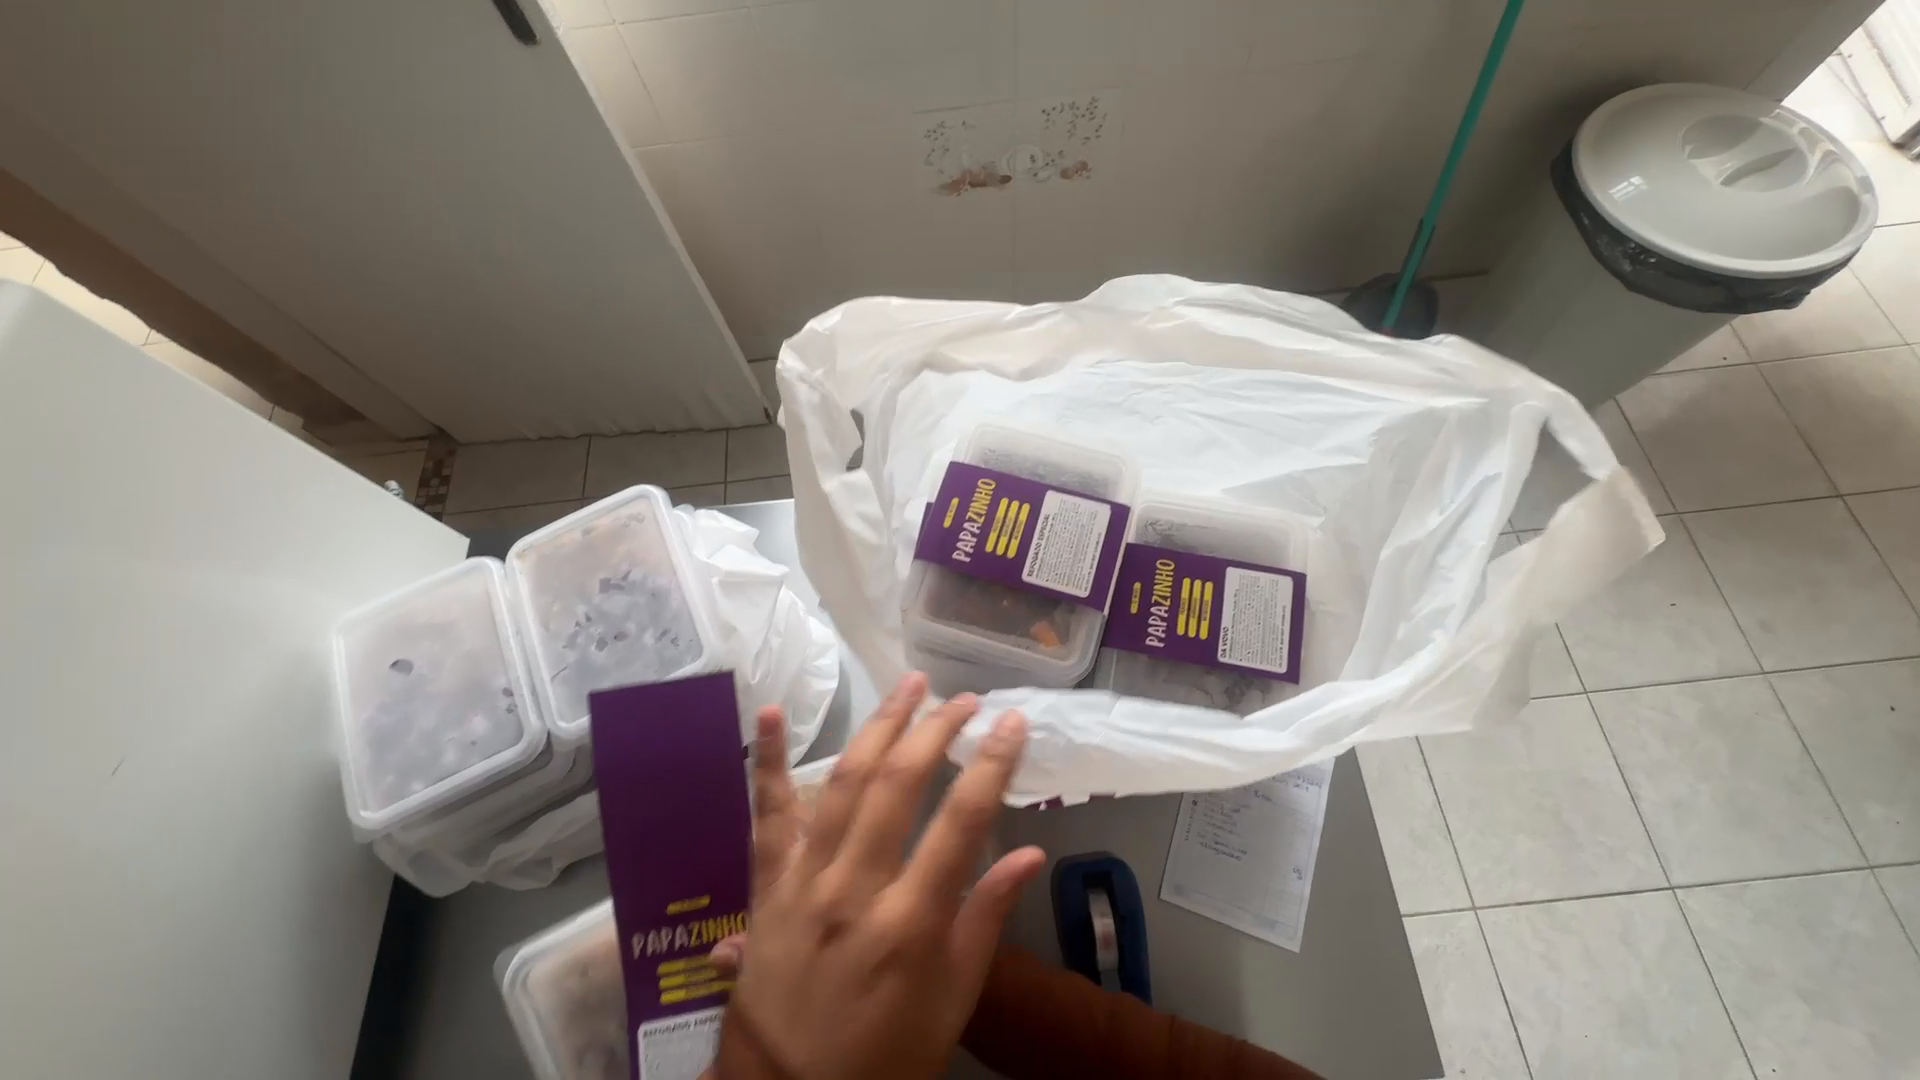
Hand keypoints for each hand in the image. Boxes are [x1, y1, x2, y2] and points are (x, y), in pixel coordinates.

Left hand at [706, 673, 1045, 1079]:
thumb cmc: (883, 1055)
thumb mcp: (951, 1003)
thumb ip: (985, 920)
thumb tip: (1028, 852)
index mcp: (910, 924)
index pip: (961, 822)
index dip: (992, 765)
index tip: (1011, 724)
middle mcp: (855, 888)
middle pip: (899, 786)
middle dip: (936, 731)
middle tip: (964, 699)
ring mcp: (805, 880)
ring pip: (843, 783)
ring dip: (879, 726)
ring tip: (908, 685)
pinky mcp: (768, 883)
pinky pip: (767, 814)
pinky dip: (766, 760)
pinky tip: (769, 711)